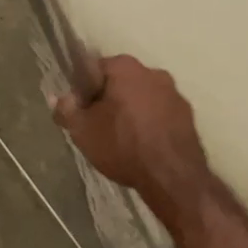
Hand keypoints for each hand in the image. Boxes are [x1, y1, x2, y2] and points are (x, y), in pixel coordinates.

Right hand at [52, 55, 210, 203]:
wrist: (174, 181)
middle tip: (100, 125)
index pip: (94, 69)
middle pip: (121, 82)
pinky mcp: (191, 120)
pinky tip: (145, 147)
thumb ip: (65, 109)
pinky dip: (153, 125)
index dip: (84, 90)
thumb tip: (56, 98)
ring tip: (124, 139)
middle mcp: (153, 72)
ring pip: (144, 98)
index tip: (82, 111)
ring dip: (134, 112)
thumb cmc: (122, 145)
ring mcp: (176, 96)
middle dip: (111, 99)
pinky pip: (162, 116)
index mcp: (124, 66)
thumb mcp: (82, 129)